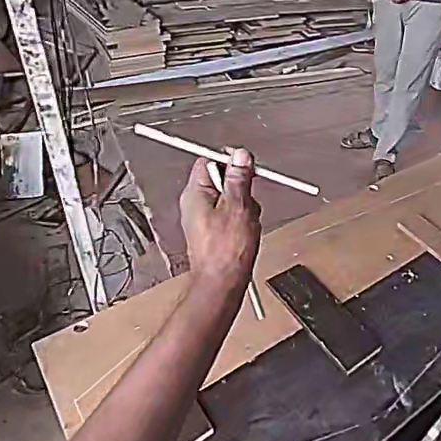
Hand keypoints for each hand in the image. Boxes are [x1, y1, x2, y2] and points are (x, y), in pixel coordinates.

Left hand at [179, 149, 261, 296]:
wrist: (222, 283)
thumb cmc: (225, 252)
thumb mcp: (238, 206)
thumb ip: (238, 178)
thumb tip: (240, 156)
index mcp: (195, 193)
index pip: (209, 161)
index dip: (229, 162)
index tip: (245, 169)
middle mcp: (194, 204)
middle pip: (221, 180)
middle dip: (241, 189)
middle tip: (246, 203)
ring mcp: (202, 219)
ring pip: (229, 199)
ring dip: (244, 207)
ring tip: (246, 222)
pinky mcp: (212, 232)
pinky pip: (230, 216)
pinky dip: (242, 221)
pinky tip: (245, 232)